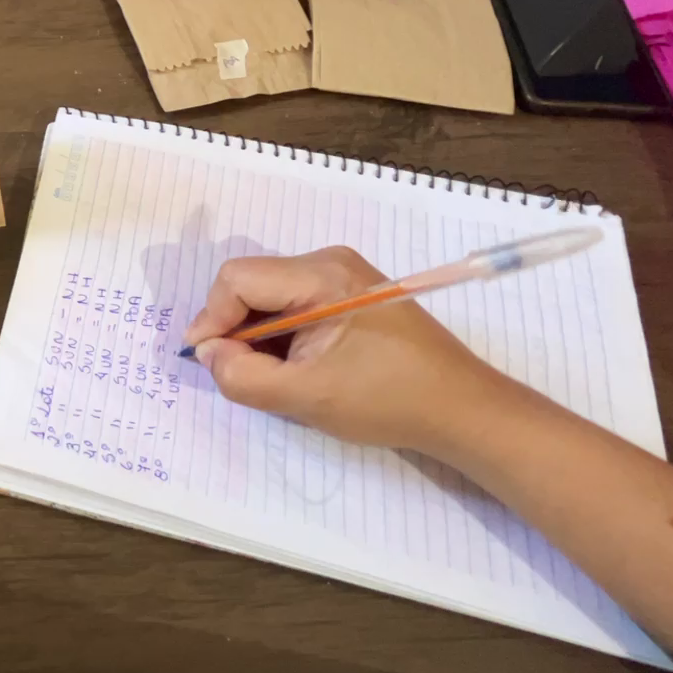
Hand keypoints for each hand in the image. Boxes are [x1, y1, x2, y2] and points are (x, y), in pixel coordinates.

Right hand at [180, 246, 520, 454]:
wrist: (466, 411)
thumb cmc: (388, 402)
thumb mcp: (306, 398)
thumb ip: (243, 376)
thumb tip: (207, 352)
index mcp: (322, 276)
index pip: (238, 279)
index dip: (212, 317)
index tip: (206, 359)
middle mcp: (327, 262)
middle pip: (250, 282)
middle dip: (233, 325)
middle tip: (236, 369)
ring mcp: (340, 274)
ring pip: (266, 292)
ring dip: (254, 330)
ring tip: (267, 370)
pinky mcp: (347, 291)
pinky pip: (289, 300)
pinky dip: (276, 330)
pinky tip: (290, 361)